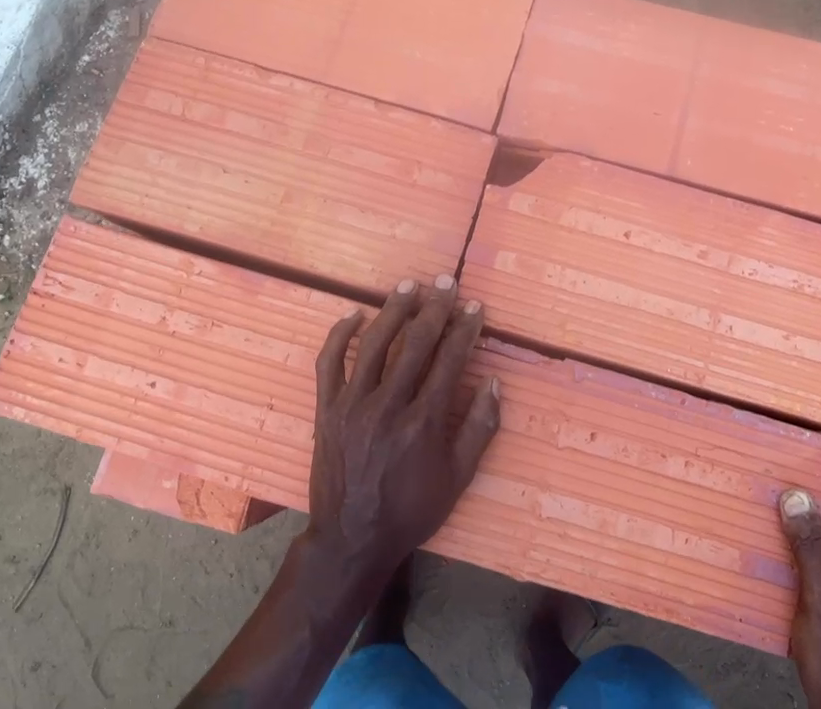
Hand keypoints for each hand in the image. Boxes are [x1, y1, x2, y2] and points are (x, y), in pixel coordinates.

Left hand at [305, 276, 502, 585]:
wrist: (352, 538)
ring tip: (410, 286)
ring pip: (374, 343)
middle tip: (448, 282)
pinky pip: (329, 362)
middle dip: (435, 308)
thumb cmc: (411, 510)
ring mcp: (352, 404)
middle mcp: (388, 405)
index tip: (474, 307)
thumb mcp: (458, 478)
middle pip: (415, 343)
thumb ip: (479, 429)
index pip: (449, 360)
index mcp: (424, 422)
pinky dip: (340, 334)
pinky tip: (355, 314)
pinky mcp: (325, 409)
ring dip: (394, 310)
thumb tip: (495, 383)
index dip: (464, 329)